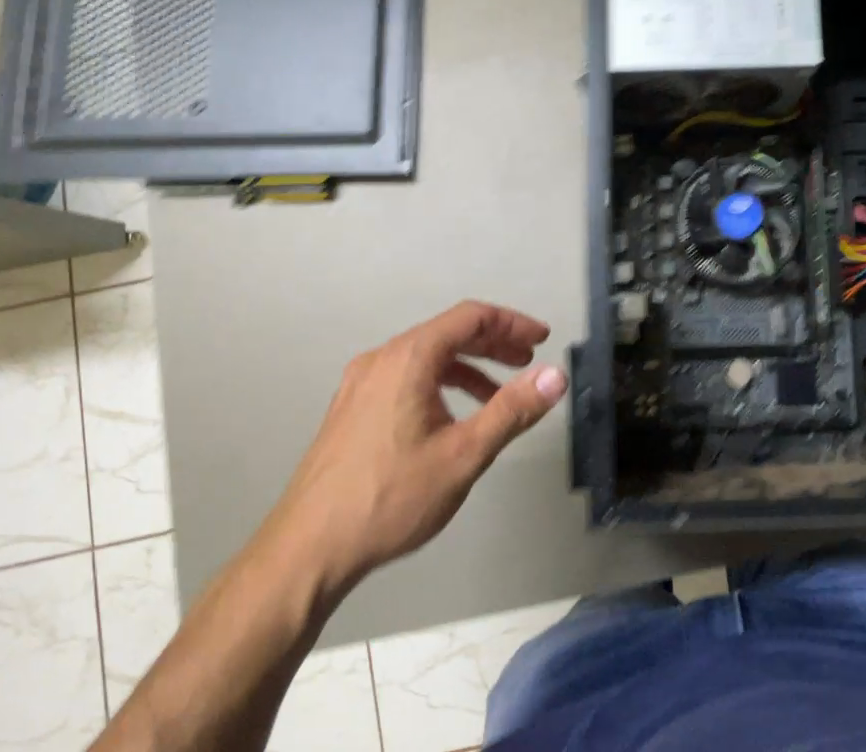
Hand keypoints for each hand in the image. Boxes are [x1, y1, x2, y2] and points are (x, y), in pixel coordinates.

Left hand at [259, 301, 566, 596]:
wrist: (310, 547)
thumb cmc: (392, 497)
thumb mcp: (464, 454)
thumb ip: (512, 410)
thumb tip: (555, 376)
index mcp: (409, 359)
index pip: (470, 317)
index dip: (512, 323)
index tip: (543, 340)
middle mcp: (381, 360)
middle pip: (448, 333)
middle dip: (494, 344)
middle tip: (530, 363)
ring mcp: (360, 384)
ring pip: (426, 357)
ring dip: (469, 367)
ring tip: (501, 396)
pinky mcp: (351, 409)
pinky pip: (406, 378)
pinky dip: (441, 384)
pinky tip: (455, 418)